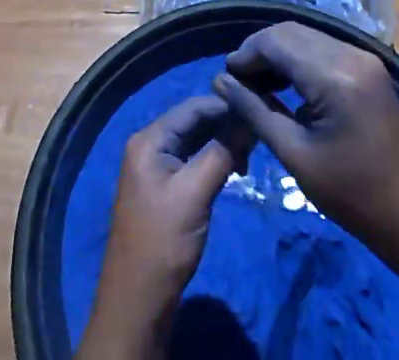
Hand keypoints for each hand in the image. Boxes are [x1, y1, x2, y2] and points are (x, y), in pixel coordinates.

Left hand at [81, 97, 250, 359]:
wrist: (138, 295)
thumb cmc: (165, 239)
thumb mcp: (195, 192)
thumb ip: (221, 153)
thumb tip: (248, 120)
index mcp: (149, 139)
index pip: (192, 107)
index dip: (225, 104)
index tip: (259, 107)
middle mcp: (148, 145)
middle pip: (192, 121)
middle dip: (225, 123)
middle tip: (260, 132)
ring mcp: (154, 166)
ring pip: (193, 141)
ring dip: (221, 142)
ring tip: (252, 152)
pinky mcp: (163, 185)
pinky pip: (191, 159)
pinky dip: (212, 158)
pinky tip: (234, 168)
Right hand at [212, 23, 398, 247]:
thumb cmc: (352, 193)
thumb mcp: (294, 153)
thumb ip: (254, 110)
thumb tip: (219, 81)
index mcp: (335, 76)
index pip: (275, 41)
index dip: (244, 55)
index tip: (225, 80)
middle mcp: (352, 55)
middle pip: (289, 31)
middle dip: (258, 51)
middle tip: (238, 83)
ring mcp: (364, 58)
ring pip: (305, 36)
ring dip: (277, 53)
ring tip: (256, 86)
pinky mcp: (368, 68)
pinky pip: (322, 48)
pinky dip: (297, 59)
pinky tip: (284, 86)